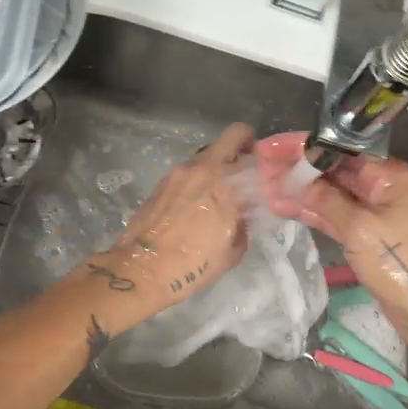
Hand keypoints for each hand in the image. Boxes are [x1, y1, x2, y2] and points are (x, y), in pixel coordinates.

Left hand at [76, 123, 254, 320]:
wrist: (142, 270)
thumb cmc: (192, 265)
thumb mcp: (232, 251)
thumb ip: (244, 224)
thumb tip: (243, 214)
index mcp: (224, 183)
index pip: (252, 153)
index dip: (262, 161)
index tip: (265, 174)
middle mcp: (202, 168)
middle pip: (230, 137)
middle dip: (242, 146)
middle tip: (246, 168)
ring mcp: (178, 172)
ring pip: (207, 155)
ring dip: (218, 165)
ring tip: (219, 191)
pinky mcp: (161, 182)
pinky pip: (189, 171)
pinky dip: (198, 178)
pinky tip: (197, 202)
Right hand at [255, 132, 407, 334]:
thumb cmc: (402, 264)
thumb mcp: (360, 229)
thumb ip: (325, 200)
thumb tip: (294, 180)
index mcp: (392, 175)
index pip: (341, 151)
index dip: (303, 147)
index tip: (269, 148)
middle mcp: (386, 188)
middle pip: (335, 171)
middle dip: (298, 169)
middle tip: (260, 168)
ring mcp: (378, 214)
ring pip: (333, 195)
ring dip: (300, 191)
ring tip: (264, 186)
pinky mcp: (370, 238)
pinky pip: (337, 217)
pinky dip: (313, 212)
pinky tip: (284, 207)